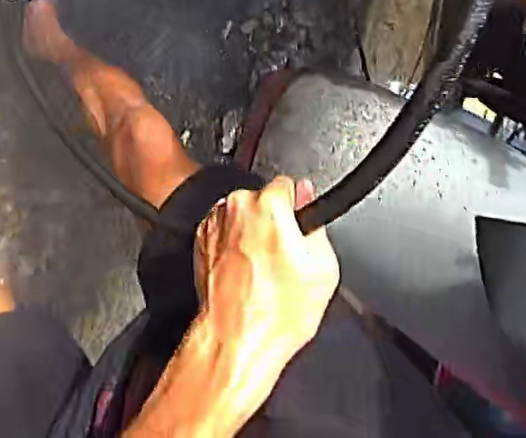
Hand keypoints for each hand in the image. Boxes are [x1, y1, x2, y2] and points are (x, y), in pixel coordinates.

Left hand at [192, 177, 338, 371]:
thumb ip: (317, 223)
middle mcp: (239, 204)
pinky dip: (232, 242)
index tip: (298, 226)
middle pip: (264, 198)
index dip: (297, 207)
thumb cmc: (275, 313)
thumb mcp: (324, 269)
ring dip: (251, 229)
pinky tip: (243, 270)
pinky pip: (225, 228)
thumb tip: (308, 198)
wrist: (234, 341)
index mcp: (270, 205)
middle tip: (282, 255)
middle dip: (273, 219)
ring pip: (243, 213)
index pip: (288, 184)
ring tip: (260, 268)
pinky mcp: (201, 236)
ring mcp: (216, 219)